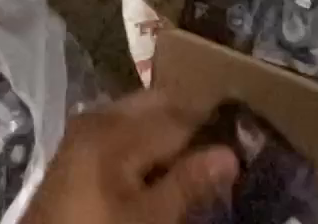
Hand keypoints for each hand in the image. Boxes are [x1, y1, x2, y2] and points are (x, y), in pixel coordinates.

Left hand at [22, 91, 238, 223]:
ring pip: (139, 117)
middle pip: (157, 106)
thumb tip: (232, 153)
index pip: (179, 114)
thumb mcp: (147, 222)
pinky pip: (121, 132)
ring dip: (169, 131)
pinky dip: (145, 143)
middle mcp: (99, 117)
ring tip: (197, 155)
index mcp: (116, 128)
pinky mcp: (75, 155)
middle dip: (190, 119)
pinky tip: (160, 166)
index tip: (242, 126)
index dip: (213, 122)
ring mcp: (83, 134)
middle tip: (223, 140)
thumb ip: (188, 184)